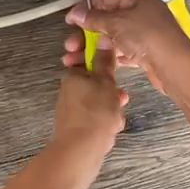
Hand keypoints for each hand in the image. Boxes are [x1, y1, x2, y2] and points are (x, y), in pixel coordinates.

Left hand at [52, 41, 128, 157]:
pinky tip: (112, 129)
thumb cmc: (95, 112)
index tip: (114, 69)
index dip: (103, 62)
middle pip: (97, 82)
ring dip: (111, 107)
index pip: (88, 59)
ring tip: (117, 116)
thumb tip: (103, 37)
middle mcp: (69, 90)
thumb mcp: (105, 82)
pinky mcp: (76, 127)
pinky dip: (106, 121)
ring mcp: (72, 110)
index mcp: (72, 75)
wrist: (80, 151)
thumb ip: (105, 60)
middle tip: (120, 97)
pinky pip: (96, 118)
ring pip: (99, 101)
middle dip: (112, 90)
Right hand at [63, 0, 189, 96]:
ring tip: (76, 58)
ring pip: (113, 38)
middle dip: (87, 33)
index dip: (86, 9)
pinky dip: (108, 57)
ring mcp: (145, 34)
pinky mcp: (146, 52)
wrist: (174, 67)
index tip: (71, 20)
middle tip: (71, 44)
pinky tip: (94, 65)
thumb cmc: (152, 38)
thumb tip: (78, 13)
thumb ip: (95, 18)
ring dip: (94, 47)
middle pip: (108, 20)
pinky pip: (122, 52)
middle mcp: (143, 14)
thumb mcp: (117, 23)